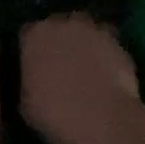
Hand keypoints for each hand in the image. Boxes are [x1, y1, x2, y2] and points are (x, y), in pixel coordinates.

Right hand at [18, 14, 144, 143]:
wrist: (103, 119)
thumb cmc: (55, 114)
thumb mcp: (26, 103)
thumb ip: (29, 81)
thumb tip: (35, 80)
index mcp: (34, 35)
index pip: (27, 34)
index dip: (31, 50)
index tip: (34, 66)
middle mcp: (63, 24)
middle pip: (58, 26)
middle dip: (59, 41)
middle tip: (61, 66)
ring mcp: (94, 30)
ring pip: (86, 31)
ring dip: (84, 44)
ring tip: (87, 69)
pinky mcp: (119, 43)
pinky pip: (108, 46)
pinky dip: (106, 56)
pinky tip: (106, 77)